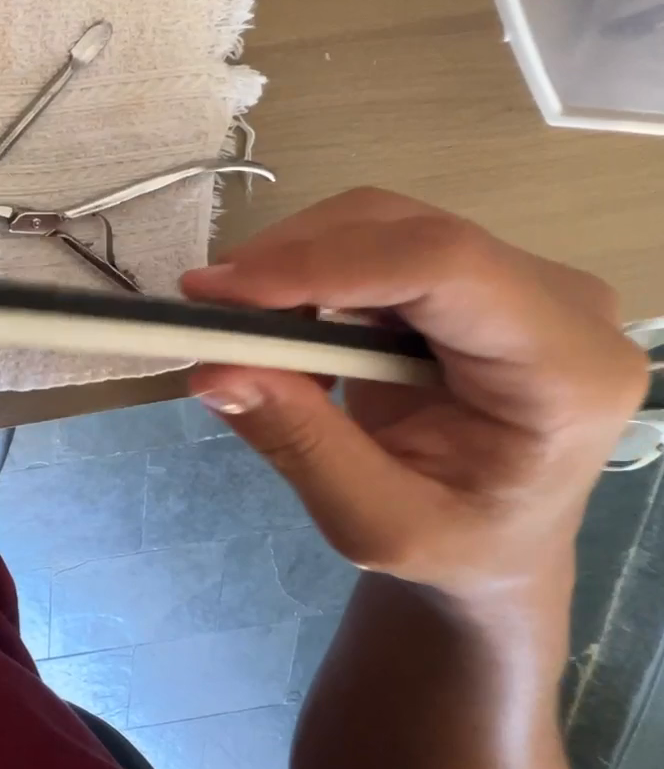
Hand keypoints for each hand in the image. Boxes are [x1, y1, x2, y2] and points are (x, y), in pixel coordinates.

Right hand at [181, 189, 648, 599]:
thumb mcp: (372, 522)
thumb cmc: (452, 545)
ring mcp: (512, 283)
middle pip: (400, 229)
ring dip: (285, 265)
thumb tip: (213, 371)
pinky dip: (296, 274)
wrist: (491, 541)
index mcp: (563, 373)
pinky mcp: (463, 279)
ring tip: (241, 333)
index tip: (214, 295)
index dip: (319, 265)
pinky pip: (360, 241)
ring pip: (372, 222)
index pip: (442, 267)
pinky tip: (278, 329)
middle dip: (287, 259)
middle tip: (206, 313)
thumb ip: (299, 444)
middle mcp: (555, 305)